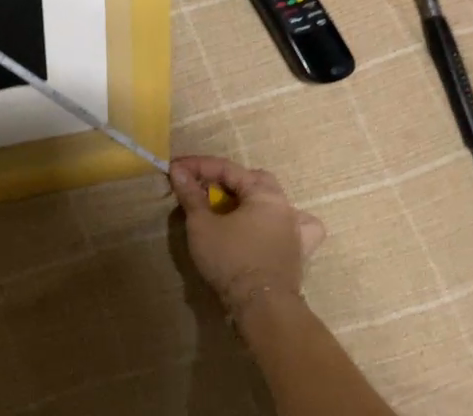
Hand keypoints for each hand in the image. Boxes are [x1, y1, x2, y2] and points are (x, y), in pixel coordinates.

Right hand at [171, 156, 325, 315]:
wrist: (261, 306)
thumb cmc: (230, 258)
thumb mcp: (202, 223)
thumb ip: (191, 194)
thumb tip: (178, 170)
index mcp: (265, 195)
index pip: (227, 169)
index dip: (198, 166)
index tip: (175, 169)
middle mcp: (285, 208)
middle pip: (254, 180)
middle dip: (225, 178)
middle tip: (201, 185)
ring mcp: (296, 231)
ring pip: (276, 201)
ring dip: (253, 197)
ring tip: (235, 204)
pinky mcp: (298, 253)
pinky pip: (295, 228)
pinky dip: (280, 222)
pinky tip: (269, 228)